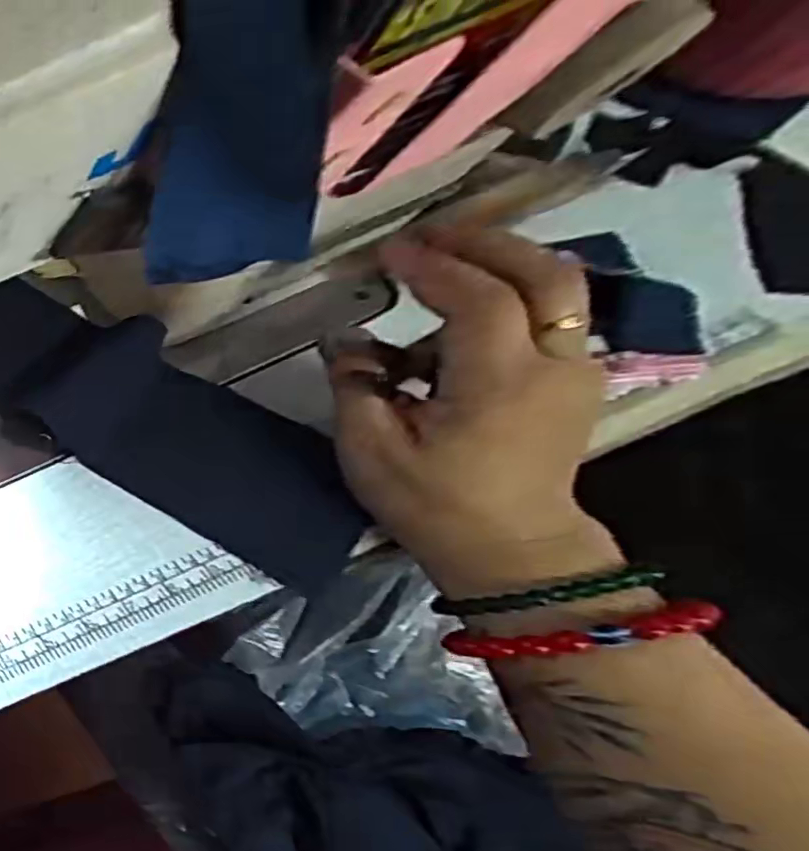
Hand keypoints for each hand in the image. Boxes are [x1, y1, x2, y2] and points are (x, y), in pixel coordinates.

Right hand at [326, 226, 619, 595]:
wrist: (508, 546)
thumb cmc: (430, 503)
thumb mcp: (371, 451)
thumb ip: (356, 388)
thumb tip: (345, 343)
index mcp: (499, 382)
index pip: (477, 299)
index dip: (432, 267)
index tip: (390, 250)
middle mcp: (553, 363)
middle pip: (543, 273)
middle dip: (484, 244)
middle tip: (429, 235)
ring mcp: (574, 370)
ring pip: (553, 292)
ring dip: (496, 271)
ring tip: (434, 278)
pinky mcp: (573, 380)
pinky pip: (547, 320)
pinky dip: (504, 305)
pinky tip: (452, 327)